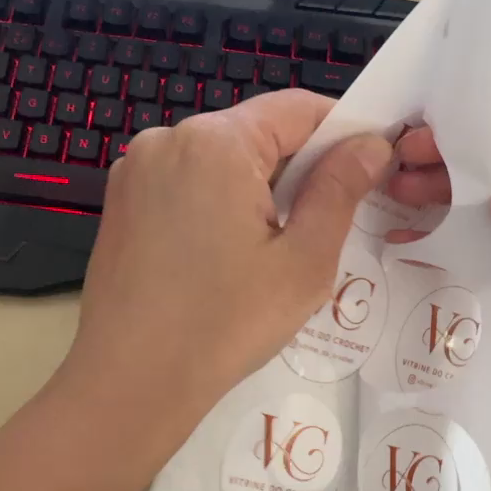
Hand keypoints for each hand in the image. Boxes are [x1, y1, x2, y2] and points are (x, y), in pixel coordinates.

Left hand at [62, 90, 393, 433]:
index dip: (342, 133)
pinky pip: (184, 181)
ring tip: (273, 247)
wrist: (129, 380)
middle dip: (296, 167)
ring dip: (255, 187)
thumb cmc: (224, 324)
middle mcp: (168, 138)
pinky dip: (214, 201)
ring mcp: (136, 168)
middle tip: (325, 223)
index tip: (369, 170)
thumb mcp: (302, 261)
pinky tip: (223, 253)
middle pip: (254, 131)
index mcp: (215, 141)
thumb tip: (370, 144)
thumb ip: (339, 190)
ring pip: (219, 158)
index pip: (296, 109)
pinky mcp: (120, 199)